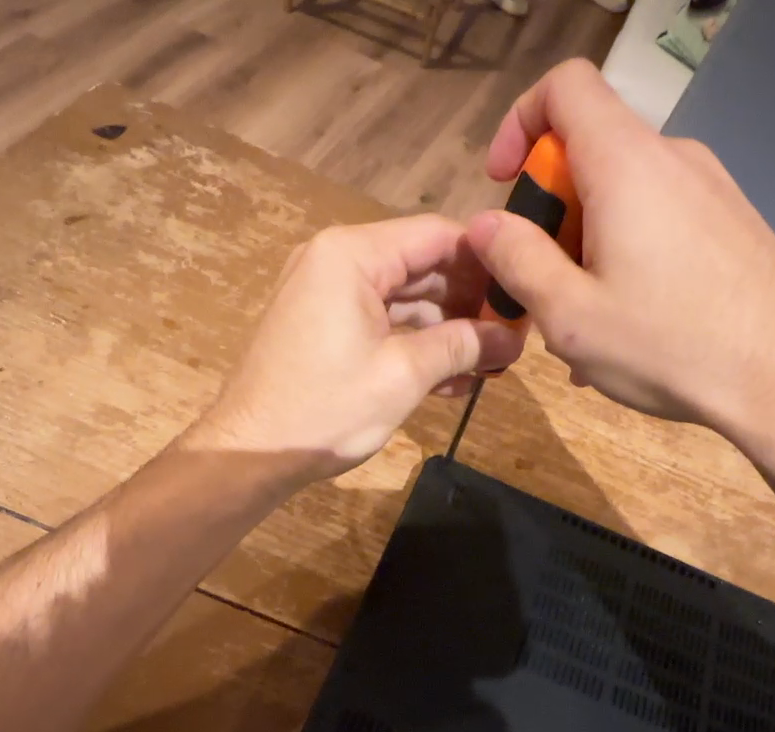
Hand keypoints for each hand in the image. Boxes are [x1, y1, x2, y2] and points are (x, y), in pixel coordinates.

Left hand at [191, 215, 522, 480]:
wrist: (249, 453)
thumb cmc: (324, 409)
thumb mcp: (403, 376)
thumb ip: (462, 346)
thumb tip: (513, 338)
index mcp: (352, 254)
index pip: (437, 234)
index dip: (487, 261)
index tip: (526, 291)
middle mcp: (337, 260)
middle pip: (421, 265)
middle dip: (469, 301)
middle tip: (513, 336)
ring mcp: (327, 294)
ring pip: (404, 298)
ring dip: (446, 330)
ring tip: (490, 364)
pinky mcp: (323, 326)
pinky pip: (380, 322)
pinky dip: (414, 344)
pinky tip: (452, 379)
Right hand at [467, 60, 774, 450]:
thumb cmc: (670, 345)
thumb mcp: (570, 315)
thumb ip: (517, 260)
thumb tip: (482, 225)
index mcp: (626, 163)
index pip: (565, 87)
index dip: (519, 122)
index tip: (505, 186)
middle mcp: (673, 159)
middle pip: (591, 153)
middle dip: (552, 215)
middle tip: (542, 289)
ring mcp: (712, 189)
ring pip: (624, 200)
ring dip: (588, 250)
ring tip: (585, 329)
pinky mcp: (733, 224)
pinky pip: (660, 225)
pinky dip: (627, 260)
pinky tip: (629, 331)